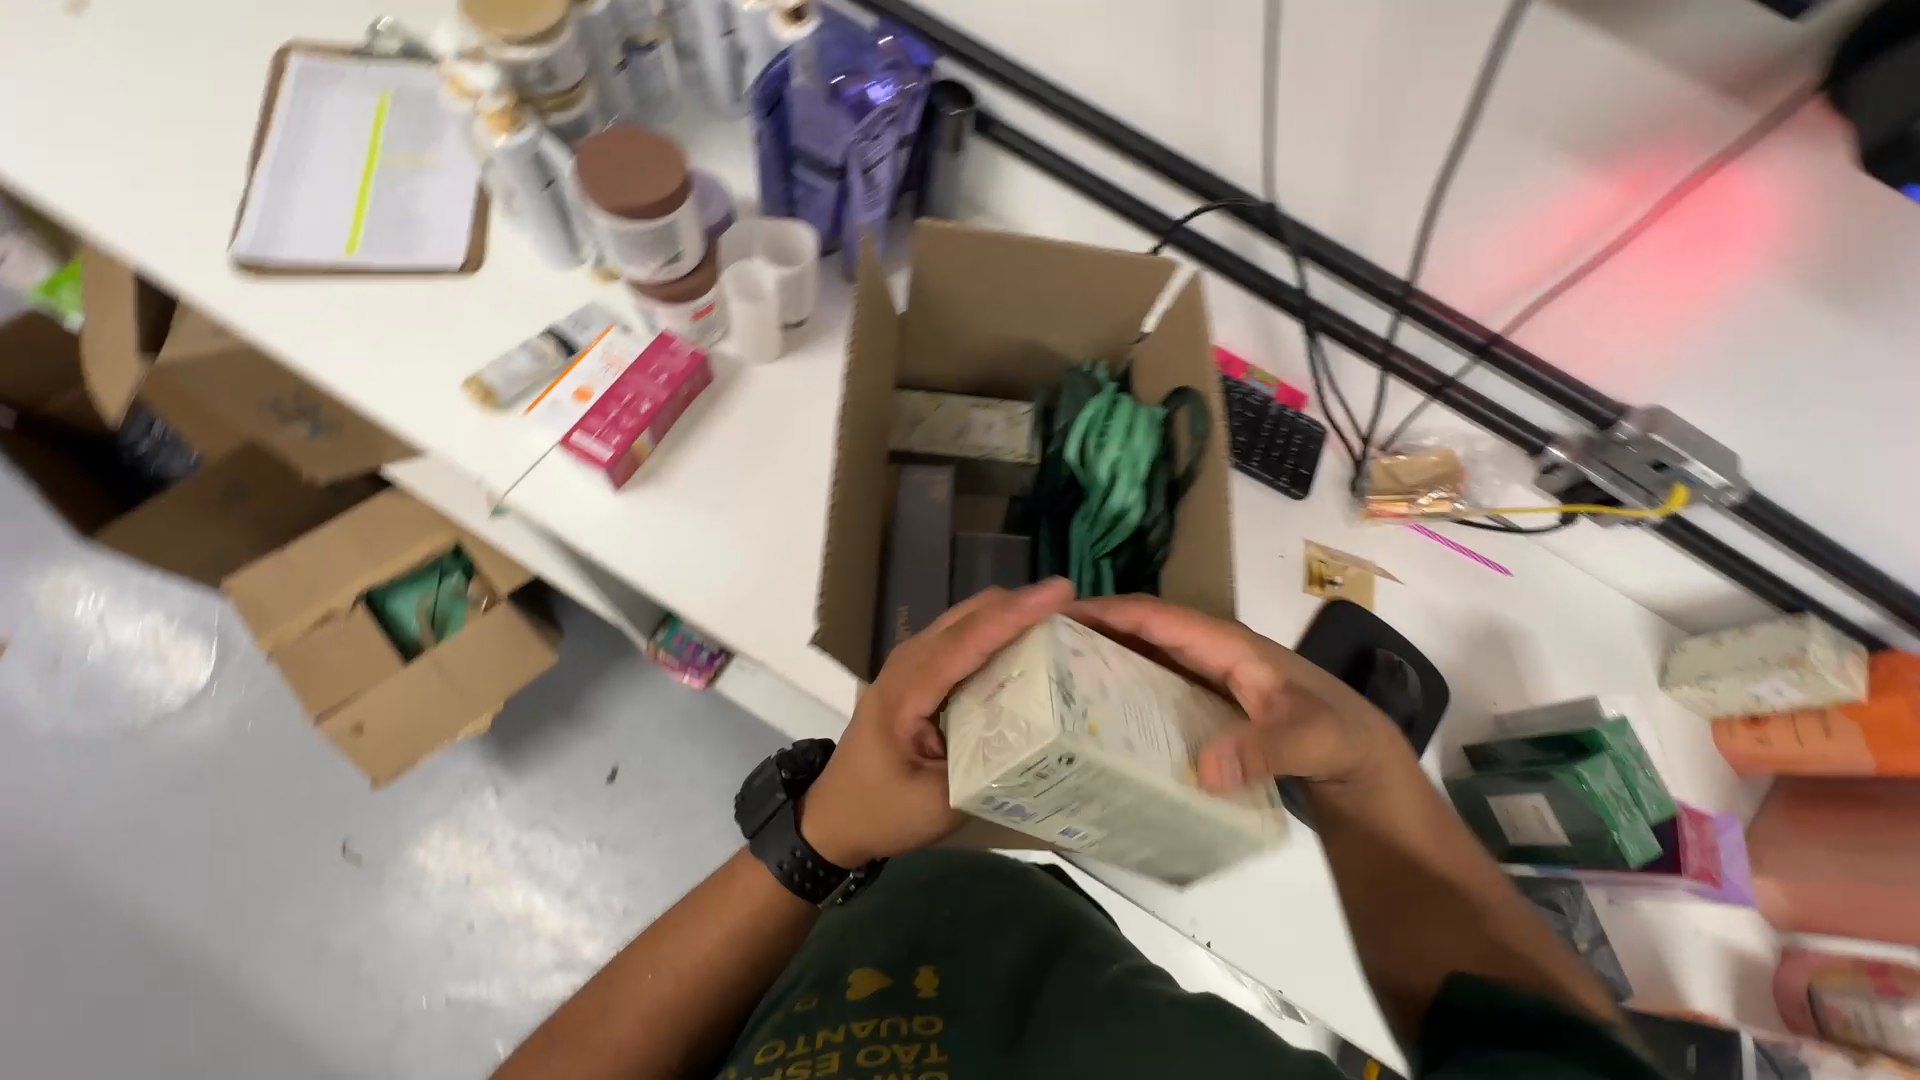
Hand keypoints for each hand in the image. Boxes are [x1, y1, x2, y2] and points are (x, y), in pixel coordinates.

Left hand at [800, 578, 1075, 865]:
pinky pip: (968, 635)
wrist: (834, 814)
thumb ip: (992, 773)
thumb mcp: (939, 804)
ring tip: (1069, 626)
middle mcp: (910, 660)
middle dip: (1026, 606)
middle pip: (972, 613)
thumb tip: (1051, 748)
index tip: (1062, 593)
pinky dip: (1002, 631)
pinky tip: (1035, 647)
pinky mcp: (924, 669)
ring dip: (1015, 616)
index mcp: (907, 690)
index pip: (966, 640)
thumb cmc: (881, 811)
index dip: (1015, 614)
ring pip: (971, 617)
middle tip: (1085, 615)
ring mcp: (914, 660)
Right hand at [1069, 595, 1411, 794]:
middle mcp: (1207, 650)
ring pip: (1142, 652)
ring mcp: (1204, 673)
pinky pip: (1151, 680)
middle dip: (1091, 629)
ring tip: (1052, 673)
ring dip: (1101, 654)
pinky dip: (1120, 683)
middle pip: (1139, 628)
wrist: (1360, 753)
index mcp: (1225, 644)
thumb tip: (1201, 770)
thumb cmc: (1337, 734)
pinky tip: (1094, 708)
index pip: (1157, 616)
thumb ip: (1263, 750)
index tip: (1058, 616)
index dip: (1109, 611)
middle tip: (1037, 646)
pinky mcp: (1203, 697)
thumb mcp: (1309, 739)